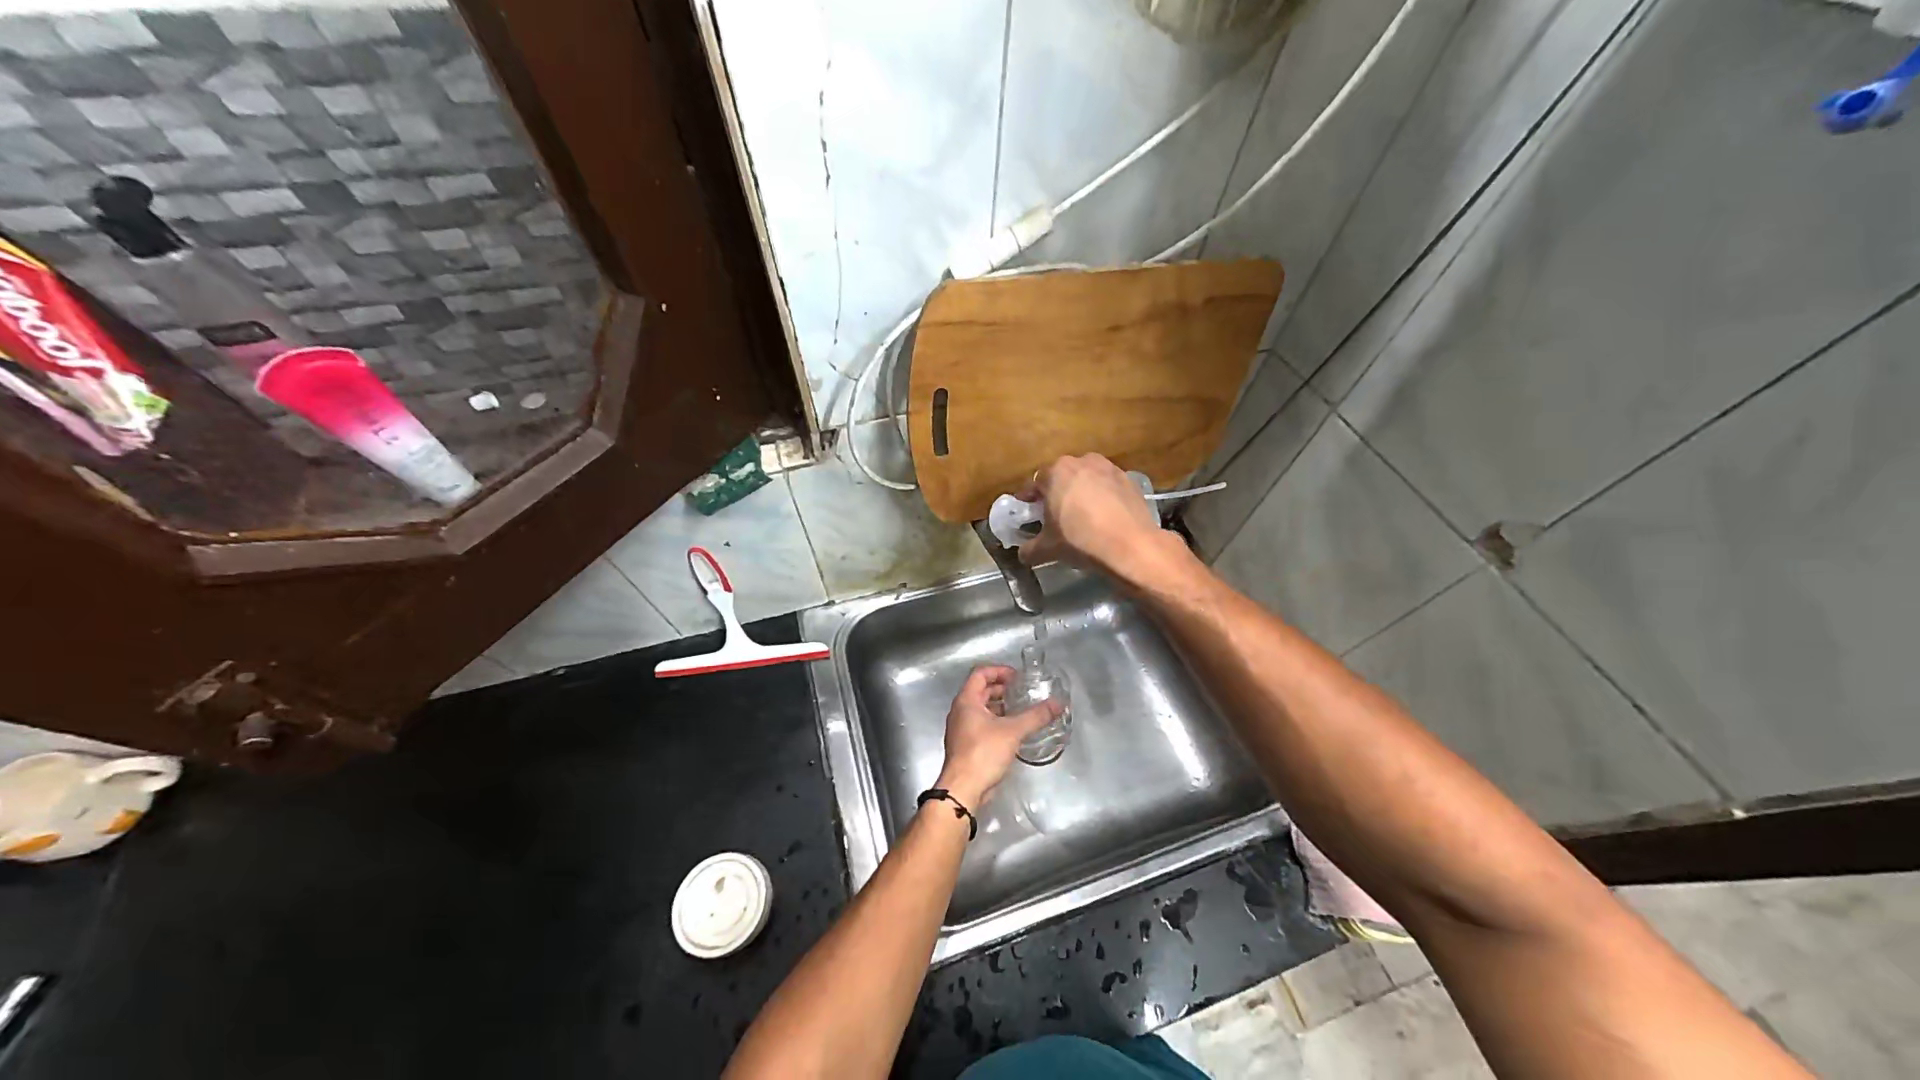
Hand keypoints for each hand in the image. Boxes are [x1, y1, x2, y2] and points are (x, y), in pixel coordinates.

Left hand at [936, 665, 1061, 808]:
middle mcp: (960, 711)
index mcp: (966, 701)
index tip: (1017, 677)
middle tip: (1022, 693)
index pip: (980, 674)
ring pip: (981, 709)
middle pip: (980, 690)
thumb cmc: (983, 752)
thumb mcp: (1013, 731)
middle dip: (1002, 689)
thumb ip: (1036, 716)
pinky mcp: (966, 745)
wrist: (963, 788)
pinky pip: (982, 725)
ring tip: (1021, 710)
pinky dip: (996, 722)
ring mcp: (961, 729)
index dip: (999, 671)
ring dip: (1000, 706)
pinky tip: (1013, 731)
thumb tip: (1058, 703)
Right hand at [1016, 454, 1186, 586]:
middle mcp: (1082, 461)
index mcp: (1056, 472)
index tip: (1029, 512)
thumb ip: (1030, 549)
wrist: (1130, 546)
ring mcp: (1109, 468)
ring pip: (1087, 479)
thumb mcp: (1048, 549)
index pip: (1036, 483)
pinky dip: (1104, 498)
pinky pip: (1108, 487)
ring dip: (1082, 493)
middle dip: (1058, 493)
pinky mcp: (1130, 480)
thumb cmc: (1080, 540)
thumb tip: (1023, 554)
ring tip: (1083, 516)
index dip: (1030, 499)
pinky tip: (1106, 518)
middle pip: (1063, 477)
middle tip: (1056, 516)